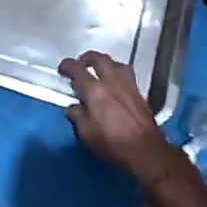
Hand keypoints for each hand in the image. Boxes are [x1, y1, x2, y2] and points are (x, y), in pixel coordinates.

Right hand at [58, 51, 179, 186]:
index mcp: (95, 90)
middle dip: (87, 58)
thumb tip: (73, 107)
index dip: (67, 65)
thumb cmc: (111, 142)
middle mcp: (112, 81)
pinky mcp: (139, 92)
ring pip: (116, 63)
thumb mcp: (86, 133)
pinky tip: (115, 84)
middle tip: (81, 64)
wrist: (145, 149)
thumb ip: (77, 116)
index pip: (77, 69)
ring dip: (105, 64)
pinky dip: (117, 73)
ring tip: (100, 72)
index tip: (62, 68)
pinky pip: (127, 74)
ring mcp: (128, 85)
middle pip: (99, 58)